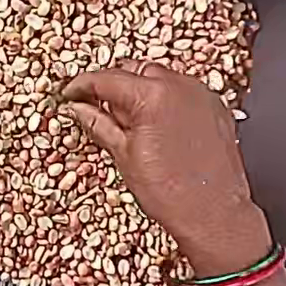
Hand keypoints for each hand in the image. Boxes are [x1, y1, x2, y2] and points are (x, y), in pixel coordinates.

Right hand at [60, 62, 272, 279]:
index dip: (82, 86)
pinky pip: (180, 91)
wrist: (213, 214)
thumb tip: (79, 108)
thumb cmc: (170, 192)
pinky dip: (161, 99)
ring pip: (157, 77)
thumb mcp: (121, 154)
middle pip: (132, 70)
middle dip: (110, 86)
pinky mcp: (214, 107)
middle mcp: (180, 86)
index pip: (105, 78)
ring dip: (137, 91)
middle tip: (93, 108)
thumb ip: (98, 123)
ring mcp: (200, 95)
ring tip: (125, 121)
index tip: (70, 95)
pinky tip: (152, 125)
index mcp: (151, 96)